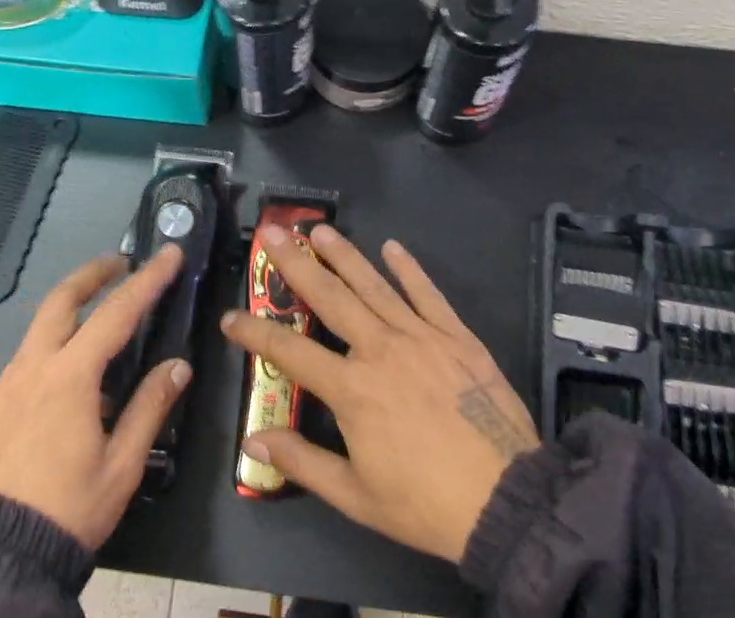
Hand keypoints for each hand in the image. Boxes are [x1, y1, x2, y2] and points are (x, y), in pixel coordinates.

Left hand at [0, 246, 190, 549]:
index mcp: (69, 377)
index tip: (169, 254)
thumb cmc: (70, 506)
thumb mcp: (123, 463)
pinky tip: (73, 368)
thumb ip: (151, 407)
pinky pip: (29, 355)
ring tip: (103, 312)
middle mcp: (33, 368)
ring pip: (40, 326)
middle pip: (61, 300)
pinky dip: (55, 340)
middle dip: (93, 274)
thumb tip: (177, 366)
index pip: (116, 313)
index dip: (148, 280)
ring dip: (72, 305)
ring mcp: (9, 384)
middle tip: (122, 263)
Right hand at [220, 225, 538, 562]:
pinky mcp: (458, 337)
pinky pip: (428, 294)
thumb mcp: (354, 495)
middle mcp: (381, 350)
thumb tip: (255, 441)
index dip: (254, 333)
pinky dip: (410, 269)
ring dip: (345, 255)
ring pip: (375, 286)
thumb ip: (302, 462)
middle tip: (273, 234)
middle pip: (330, 298)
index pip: (289, 351)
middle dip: (297, 265)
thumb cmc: (423, 503)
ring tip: (320, 230)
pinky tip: (393, 248)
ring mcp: (422, 337)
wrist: (505, 497)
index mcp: (351, 389)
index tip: (230, 318)